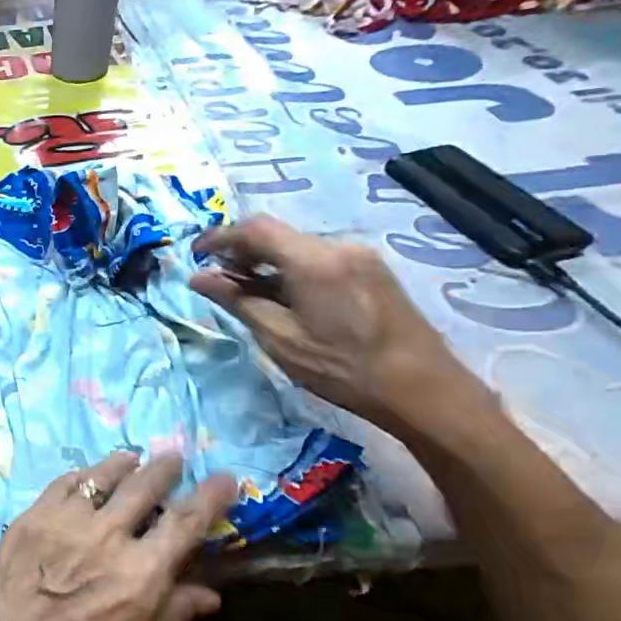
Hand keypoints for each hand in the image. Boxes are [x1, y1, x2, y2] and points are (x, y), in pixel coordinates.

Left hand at [0, 450, 234, 620]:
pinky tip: (89, 477)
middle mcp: (106, 538)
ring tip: (134, 459)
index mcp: (140, 577)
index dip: (211, 497)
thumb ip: (171, 619)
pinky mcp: (31, 516)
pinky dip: (84, 475)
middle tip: (174, 457)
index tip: (226, 478)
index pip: (186, 523)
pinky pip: (64, 483)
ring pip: (102, 476)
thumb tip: (207, 591)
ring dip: (124, 464)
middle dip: (165, 468)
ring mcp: (64, 521)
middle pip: (144, 486)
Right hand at [187, 216, 485, 433]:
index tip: (195, 256)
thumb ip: (237, 301)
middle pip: (276, 234)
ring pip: (297, 246)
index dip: (218, 237)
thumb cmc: (344, 369)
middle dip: (241, 251)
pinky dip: (291, 269)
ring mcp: (360, 257)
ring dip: (266, 262)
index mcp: (314, 261)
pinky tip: (284, 298)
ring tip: (248, 294)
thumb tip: (198, 278)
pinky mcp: (372, 270)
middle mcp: (339, 247)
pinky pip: (318, 258)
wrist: (425, 391)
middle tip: (218, 281)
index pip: (254, 229)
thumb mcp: (279, 338)